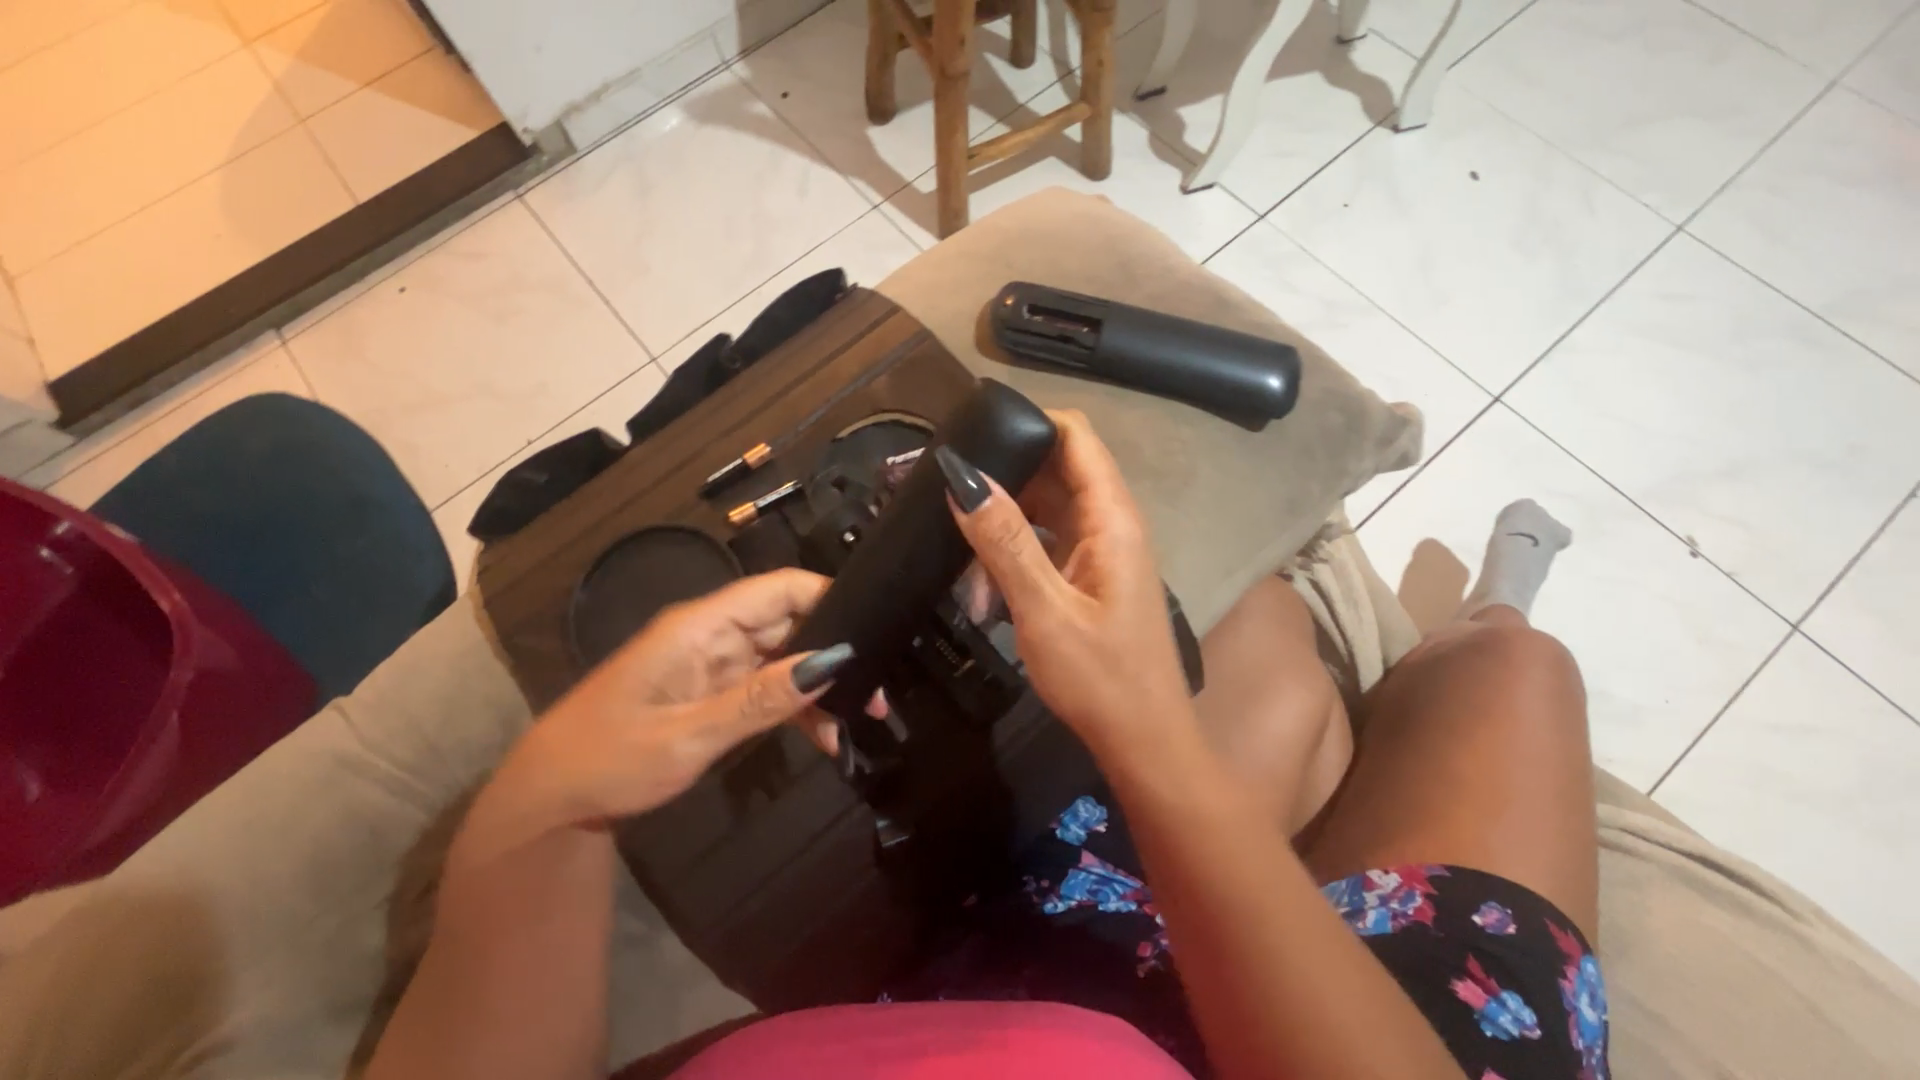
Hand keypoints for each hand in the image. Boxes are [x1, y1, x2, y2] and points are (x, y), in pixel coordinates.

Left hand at [494, 569, 856, 831]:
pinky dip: (796, 707)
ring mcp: (713, 664)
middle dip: (836, 650)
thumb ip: (759, 701)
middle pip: (788, 621)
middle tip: (880, 693)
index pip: (778, 589)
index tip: (876, 629)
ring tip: (864, 720)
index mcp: (700, 627)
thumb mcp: (687, 737)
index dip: (828, 597)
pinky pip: (767, 688)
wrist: (550, 799)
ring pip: (784, 657)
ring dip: (821, 685)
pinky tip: (825, 737)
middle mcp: (711, 635)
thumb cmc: (607, 761)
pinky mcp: (712, 692)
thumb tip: (830, 663)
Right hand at [936, 410, 1192, 761]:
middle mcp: (1111, 523)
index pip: (1076, 437)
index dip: (1029, 421)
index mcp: (1112, 519)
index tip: (974, 429)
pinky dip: (1013, 554)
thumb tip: (963, 476)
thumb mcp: (1043, 609)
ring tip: (956, 549)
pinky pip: (1046, 544)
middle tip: (944, 489)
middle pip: (1056, 470)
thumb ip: (1004, 540)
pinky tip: (981, 585)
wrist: (1143, 741)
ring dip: (1002, 523)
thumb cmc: (1100, 678)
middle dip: (1003, 476)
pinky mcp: (1089, 577)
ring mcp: (1101, 551)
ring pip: (1045, 510)